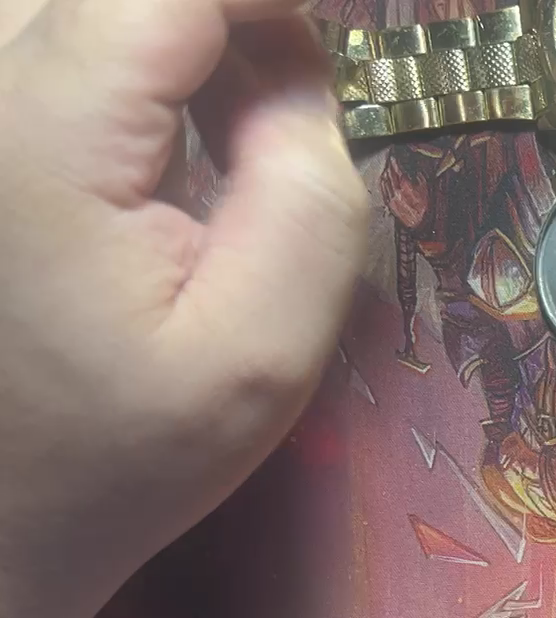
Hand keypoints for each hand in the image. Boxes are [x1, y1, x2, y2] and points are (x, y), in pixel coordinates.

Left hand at [0, 0, 364, 617]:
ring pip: (53, 7)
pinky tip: (148, 124)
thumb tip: (302, 84)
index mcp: (29, 140)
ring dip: (158, 37)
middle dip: (217, 16)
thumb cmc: (130, 442)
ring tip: (221, 117)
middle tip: (284, 99)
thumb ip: (309, 207)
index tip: (331, 49)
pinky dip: (106, 60)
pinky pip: (20, 41)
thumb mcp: (268, 350)